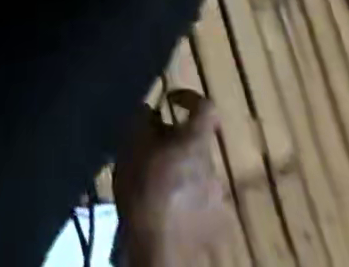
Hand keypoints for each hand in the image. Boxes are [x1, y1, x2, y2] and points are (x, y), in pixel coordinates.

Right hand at [115, 90, 234, 266]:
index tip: (170, 99)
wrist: (156, 250)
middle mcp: (213, 165)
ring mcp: (217, 197)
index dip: (190, 97)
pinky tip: (165, 208)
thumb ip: (142, 120)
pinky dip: (185, 197)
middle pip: (197, 142)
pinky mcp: (215, 224)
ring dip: (180, 170)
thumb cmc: (143, 190)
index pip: (206, 106)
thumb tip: (149, 107)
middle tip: (151, 150)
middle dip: (176, 141)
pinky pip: (199, 199)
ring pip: (197, 171)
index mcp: (196, 142)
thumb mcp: (132, 146)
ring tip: (155, 183)